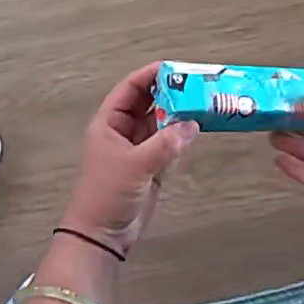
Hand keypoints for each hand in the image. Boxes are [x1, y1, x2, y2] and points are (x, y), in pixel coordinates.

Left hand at [61, 62, 199, 256]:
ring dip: (178, 112)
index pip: (131, 88)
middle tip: (196, 84)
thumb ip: (166, 143)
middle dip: (170, 92)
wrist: (101, 235)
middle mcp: (122, 130)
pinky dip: (181, 132)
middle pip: (148, 102)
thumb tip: (193, 123)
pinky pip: (168, 140)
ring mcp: (137, 147)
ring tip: (202, 101)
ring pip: (160, 120)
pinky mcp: (150, 164)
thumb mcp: (136, 165)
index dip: (151, 75)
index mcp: (109, 122)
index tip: (176, 67)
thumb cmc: (108, 194)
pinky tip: (198, 125)